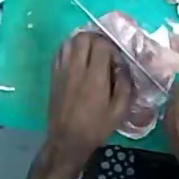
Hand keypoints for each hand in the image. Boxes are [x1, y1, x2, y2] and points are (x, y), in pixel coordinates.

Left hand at [46, 32, 132, 166]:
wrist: (67, 141)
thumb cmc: (96, 127)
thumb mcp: (119, 111)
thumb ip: (124, 85)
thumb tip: (122, 67)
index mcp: (94, 78)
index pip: (101, 45)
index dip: (111, 47)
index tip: (116, 60)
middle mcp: (76, 69)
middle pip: (83, 37)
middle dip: (96, 39)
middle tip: (104, 52)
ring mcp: (62, 71)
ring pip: (69, 41)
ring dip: (82, 43)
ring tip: (91, 54)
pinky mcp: (53, 75)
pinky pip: (60, 52)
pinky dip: (70, 49)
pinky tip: (78, 60)